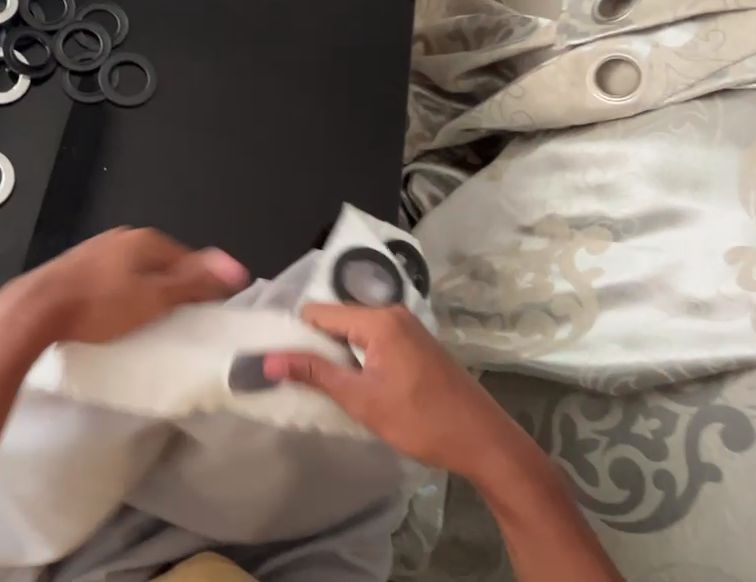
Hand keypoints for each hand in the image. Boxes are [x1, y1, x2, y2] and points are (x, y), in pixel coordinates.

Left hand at [0, 227, 248, 353]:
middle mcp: (121, 237)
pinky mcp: (79, 267)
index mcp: (145, 239)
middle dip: (174, 289)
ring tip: (151, 322)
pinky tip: (118, 315)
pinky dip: (123, 295)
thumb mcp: (154, 298)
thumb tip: (233, 265)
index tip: (207, 312)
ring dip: (148, 293)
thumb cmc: (98, 306)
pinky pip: (114, 279)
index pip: (189, 258)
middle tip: (180, 321)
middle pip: (161, 263)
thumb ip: (193, 281)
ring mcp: (97, 250)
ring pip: (136, 271)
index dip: (202, 284)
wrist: (36, 311)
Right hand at [264, 303, 530, 480]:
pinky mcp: (416, 342)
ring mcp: (407, 326)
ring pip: (353, 330)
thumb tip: (267, 360)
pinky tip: (363, 385)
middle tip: (312, 380)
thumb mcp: (361, 400)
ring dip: (340, 354)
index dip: (298, 336)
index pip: (317, 312)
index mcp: (377, 319)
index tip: (290, 364)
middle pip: (335, 318)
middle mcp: (391, 312)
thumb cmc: (422, 421)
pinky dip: (360, 357)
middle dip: (319, 346)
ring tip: (336, 385)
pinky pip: (373, 338)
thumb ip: (314, 373)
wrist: (487, 444)